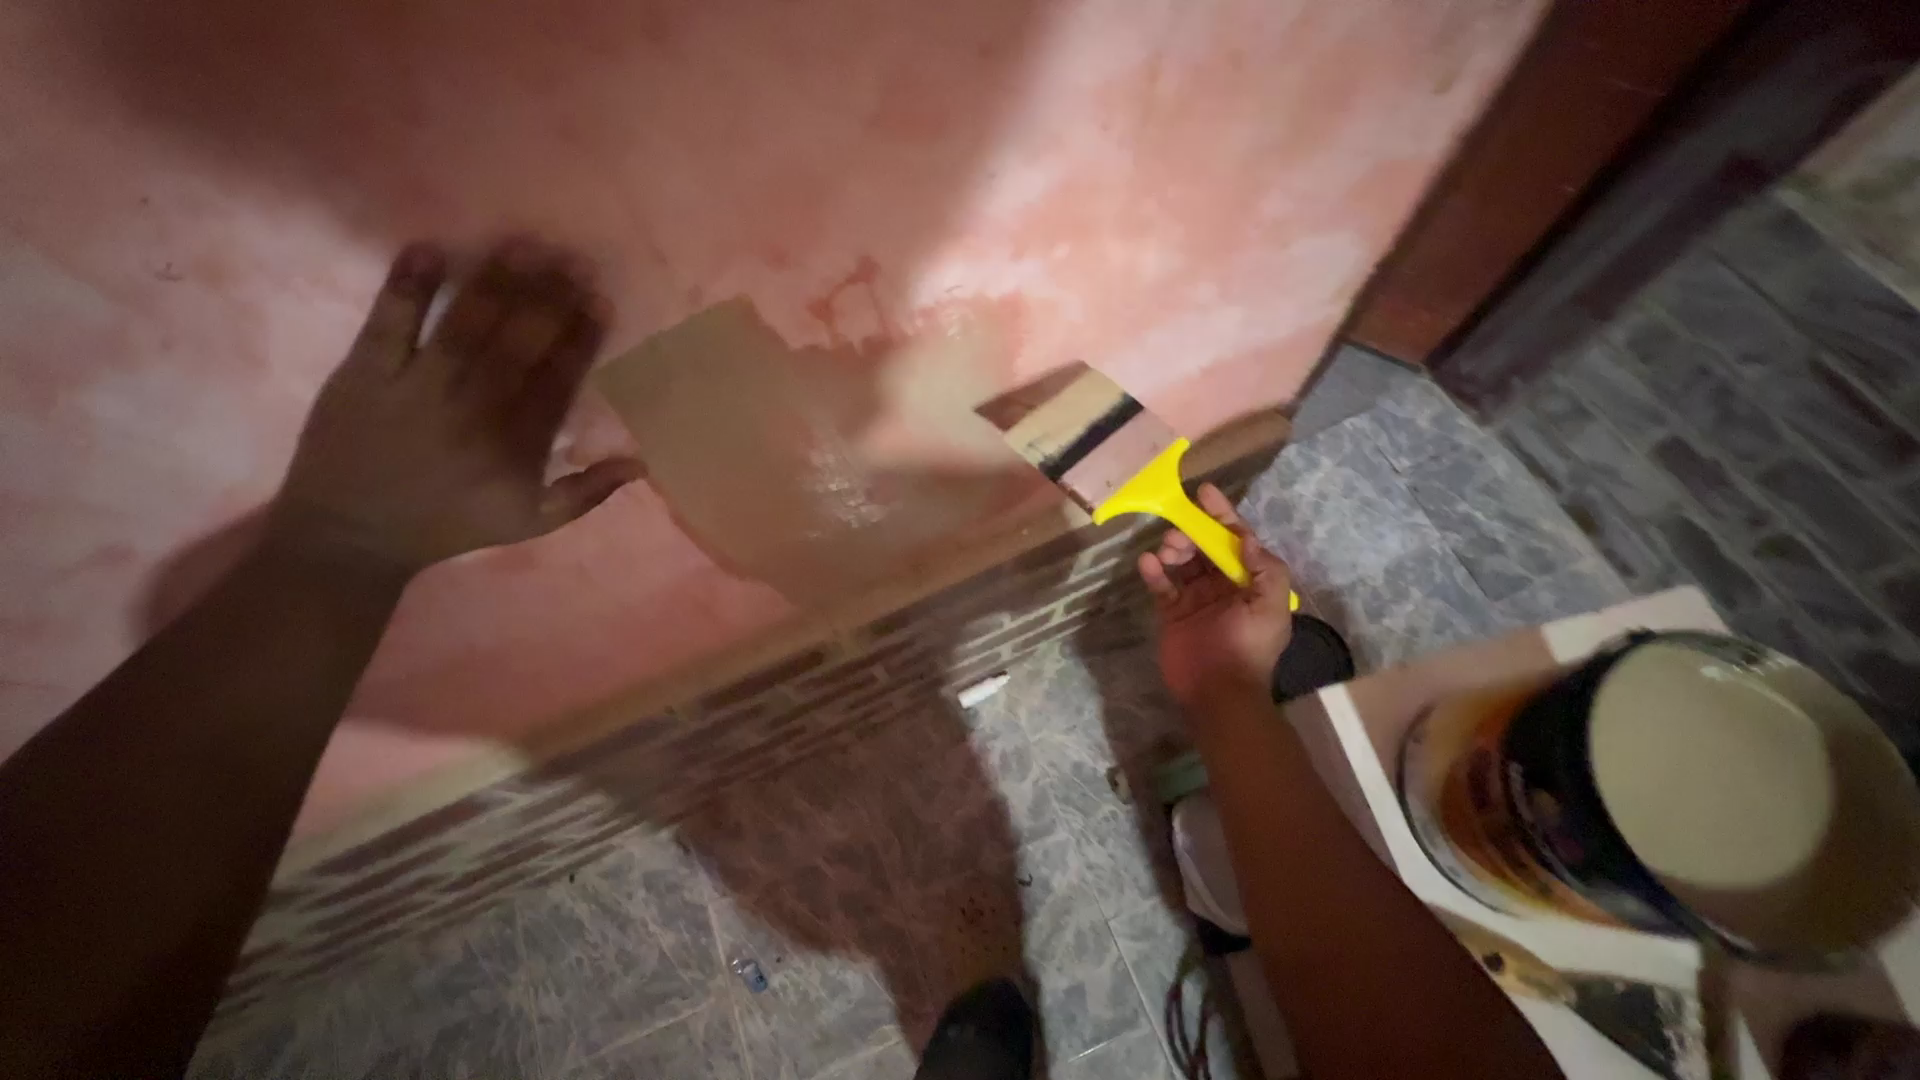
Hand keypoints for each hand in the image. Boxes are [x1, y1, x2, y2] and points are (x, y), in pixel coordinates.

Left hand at [266, 240, 642, 574]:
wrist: (353, 534)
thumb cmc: (452, 524)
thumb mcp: (532, 522)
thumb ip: (588, 493)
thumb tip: (641, 461)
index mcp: (517, 443)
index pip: (558, 379)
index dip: (581, 338)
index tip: (599, 301)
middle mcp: (474, 408)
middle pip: (518, 343)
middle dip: (547, 298)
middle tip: (571, 258)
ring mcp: (417, 387)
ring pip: (465, 326)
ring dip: (494, 283)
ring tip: (522, 244)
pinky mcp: (365, 374)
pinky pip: (389, 324)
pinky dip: (408, 287)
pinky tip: (431, 250)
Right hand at [1137, 483, 1292, 708]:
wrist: (1219, 692)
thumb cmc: (1248, 647)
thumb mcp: (1272, 607)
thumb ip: (1265, 569)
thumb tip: (1246, 537)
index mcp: (1249, 581)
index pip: (1236, 540)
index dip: (1222, 515)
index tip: (1204, 492)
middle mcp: (1222, 585)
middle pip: (1205, 546)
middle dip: (1193, 532)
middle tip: (1179, 533)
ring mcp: (1195, 598)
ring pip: (1182, 560)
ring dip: (1174, 548)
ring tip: (1167, 552)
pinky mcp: (1171, 612)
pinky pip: (1161, 584)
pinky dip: (1153, 571)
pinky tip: (1148, 563)